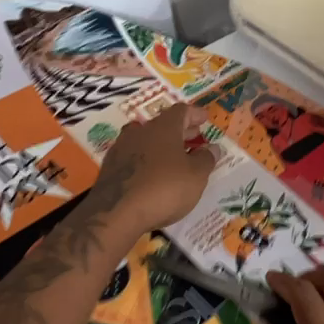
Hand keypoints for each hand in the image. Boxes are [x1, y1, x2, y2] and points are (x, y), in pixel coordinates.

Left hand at [96, 104, 216, 232]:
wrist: (116, 213)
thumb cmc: (164, 188)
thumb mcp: (195, 176)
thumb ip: (205, 159)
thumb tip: (212, 148)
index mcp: (163, 127)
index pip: (181, 111)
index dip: (194, 114)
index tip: (204, 118)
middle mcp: (141, 131)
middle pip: (163, 124)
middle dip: (181, 130)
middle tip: (194, 136)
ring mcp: (122, 148)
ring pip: (146, 139)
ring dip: (162, 145)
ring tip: (175, 156)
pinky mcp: (110, 167)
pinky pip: (134, 156)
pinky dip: (147, 159)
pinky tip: (153, 173)